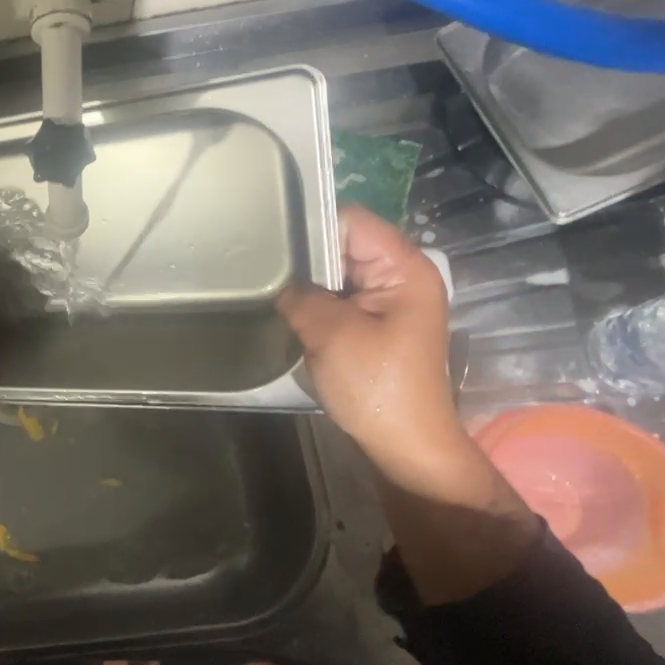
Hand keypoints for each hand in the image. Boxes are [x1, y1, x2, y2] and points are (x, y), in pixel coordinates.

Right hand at [279, 206, 471, 472]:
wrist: (404, 444)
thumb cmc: (376, 384)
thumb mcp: (330, 333)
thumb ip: (299, 294)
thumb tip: (273, 279)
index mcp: (405, 268)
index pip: (351, 220)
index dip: (311, 226)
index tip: (270, 242)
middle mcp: (401, 275)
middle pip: (343, 243)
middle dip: (304, 255)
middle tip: (259, 266)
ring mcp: (388, 300)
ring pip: (337, 271)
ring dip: (306, 280)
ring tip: (267, 287)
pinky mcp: (374, 323)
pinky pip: (338, 296)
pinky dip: (314, 301)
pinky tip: (287, 310)